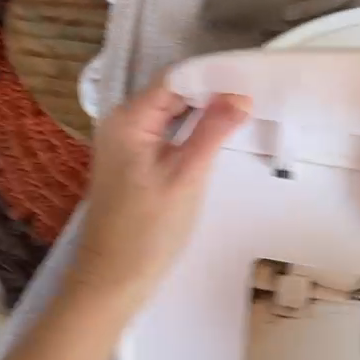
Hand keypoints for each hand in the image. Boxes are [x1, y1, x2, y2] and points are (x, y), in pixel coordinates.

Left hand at [67, 79, 251, 312]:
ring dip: (199, 111)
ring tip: (238, 111)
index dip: (210, 77)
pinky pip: (162, 130)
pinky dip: (186, 129)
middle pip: (171, 92)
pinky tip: (211, 133)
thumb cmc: (148, 230)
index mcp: (128, 117)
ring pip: (168, 111)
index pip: (175, 79)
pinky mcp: (128, 158)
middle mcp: (120, 120)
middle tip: (248, 97)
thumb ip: (213, 130)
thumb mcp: (188, 176)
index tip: (245, 81)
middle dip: (208, 93)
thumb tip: (241, 96)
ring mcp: (122, 140)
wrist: (111, 282)